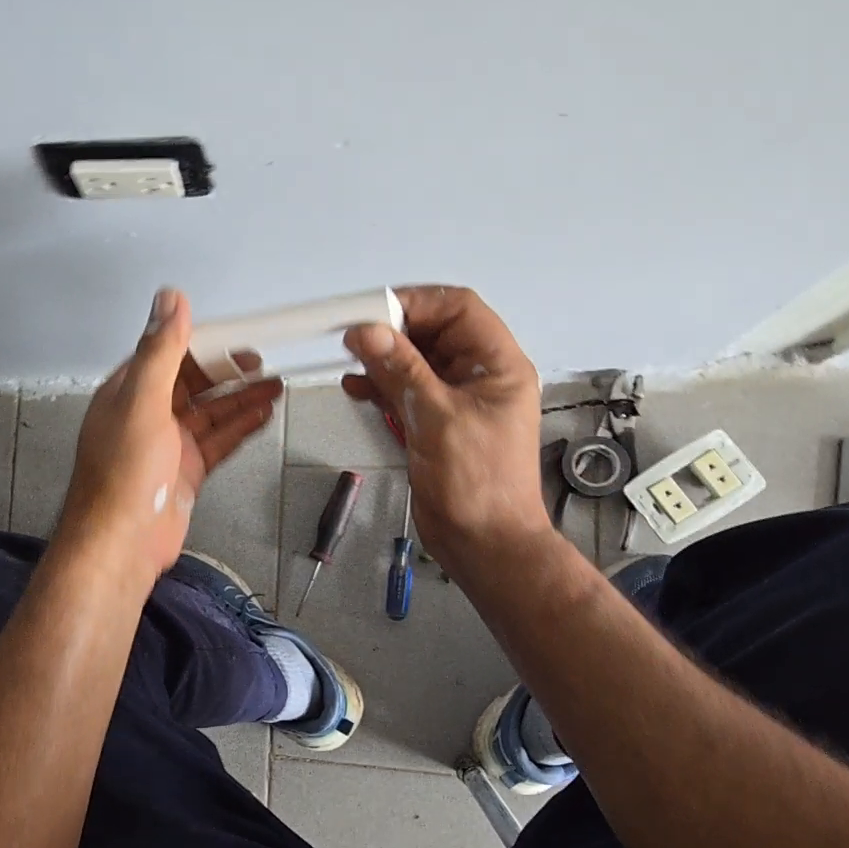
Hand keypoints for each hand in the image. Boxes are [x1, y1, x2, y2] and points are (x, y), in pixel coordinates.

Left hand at [58, 289, 282, 588]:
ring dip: (241, 397)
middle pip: (193, 381)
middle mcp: (147, 414)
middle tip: (261, 360)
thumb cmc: (124, 474)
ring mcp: (168, 444)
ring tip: (275, 384)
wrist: (122, 543)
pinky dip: (240, 427)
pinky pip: (218, 441)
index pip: (167, 353)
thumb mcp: (143, 403)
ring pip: (210, 412)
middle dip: (226, 369)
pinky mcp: (186, 471)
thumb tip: (170, 299)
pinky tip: (262, 414)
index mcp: (128, 392)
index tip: (235, 332)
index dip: (201, 340)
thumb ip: (160, 352)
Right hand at [340, 285, 549, 566]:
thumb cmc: (475, 482)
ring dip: (383, 360)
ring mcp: (455, 401)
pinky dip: (380, 387)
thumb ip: (401, 371)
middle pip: (433, 333)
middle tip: (353, 338)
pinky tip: (356, 388)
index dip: (416, 303)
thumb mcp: (436, 419)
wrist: (483, 544)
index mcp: (497, 364)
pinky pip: (406, 392)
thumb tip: (365, 331)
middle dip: (393, 333)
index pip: (458, 310)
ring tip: (351, 363)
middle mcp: (478, 376)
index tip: (373, 312)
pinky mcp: (434, 424)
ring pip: (415, 362)